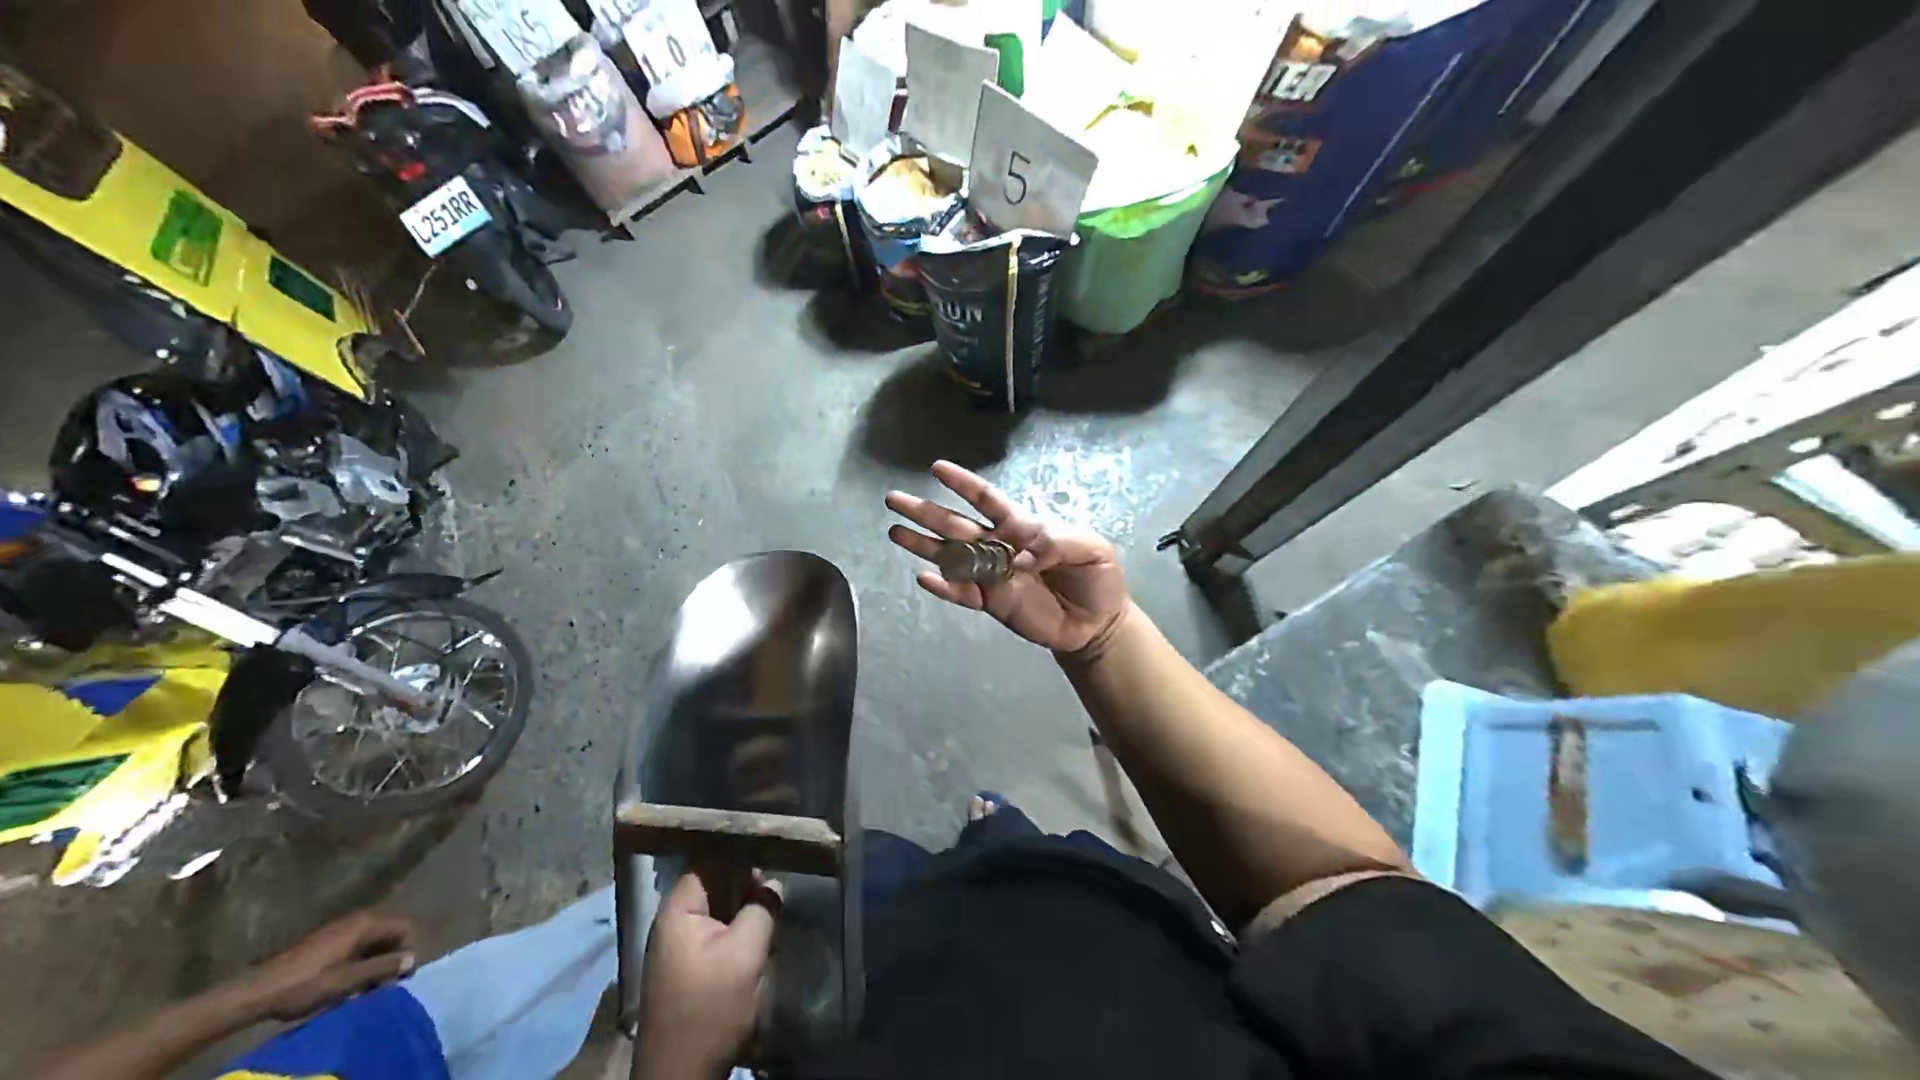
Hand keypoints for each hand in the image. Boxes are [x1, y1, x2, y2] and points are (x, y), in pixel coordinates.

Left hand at [242, 910, 418, 1021]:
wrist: (254, 993)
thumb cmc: (304, 985)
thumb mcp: (346, 981)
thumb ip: (382, 967)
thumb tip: (414, 958)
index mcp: (367, 923)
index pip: (406, 926)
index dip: (409, 949)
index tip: (400, 975)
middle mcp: (359, 918)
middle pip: (393, 930)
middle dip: (394, 953)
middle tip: (386, 981)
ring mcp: (343, 926)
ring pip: (377, 937)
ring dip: (379, 957)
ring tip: (369, 983)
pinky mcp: (330, 938)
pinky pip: (361, 941)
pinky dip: (364, 957)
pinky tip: (352, 978)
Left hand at [636, 865, 781, 1079]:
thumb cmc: (709, 1011)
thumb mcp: (744, 954)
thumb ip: (762, 909)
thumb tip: (774, 884)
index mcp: (678, 911)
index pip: (708, 859)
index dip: (739, 849)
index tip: (772, 843)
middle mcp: (674, 922)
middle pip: (716, 883)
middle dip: (748, 882)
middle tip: (779, 883)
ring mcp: (680, 947)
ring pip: (720, 910)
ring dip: (747, 909)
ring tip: (775, 910)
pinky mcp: (690, 969)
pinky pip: (718, 933)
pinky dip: (740, 931)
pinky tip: (762, 938)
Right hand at [887, 461, 1130, 656]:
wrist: (1098, 623)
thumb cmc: (1097, 579)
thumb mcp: (1093, 549)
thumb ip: (1058, 541)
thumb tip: (1019, 554)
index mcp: (1022, 526)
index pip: (987, 500)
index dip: (963, 484)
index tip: (937, 468)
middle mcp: (999, 546)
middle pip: (955, 525)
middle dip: (925, 511)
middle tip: (894, 499)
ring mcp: (992, 575)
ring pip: (951, 556)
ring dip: (922, 544)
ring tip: (894, 531)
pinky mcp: (992, 603)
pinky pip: (962, 593)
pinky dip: (943, 587)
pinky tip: (923, 577)